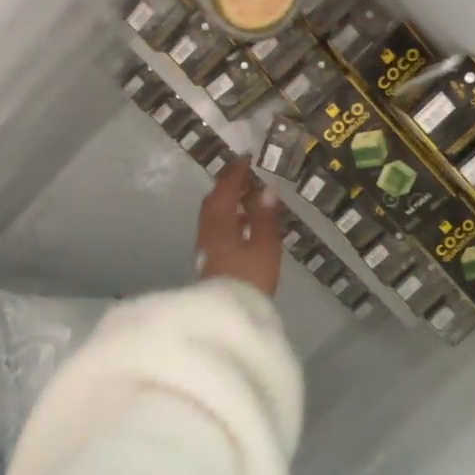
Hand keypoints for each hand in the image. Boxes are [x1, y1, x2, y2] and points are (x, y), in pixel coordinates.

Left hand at [197, 156, 282, 296]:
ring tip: (249, 200)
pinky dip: (229, 220)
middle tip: (247, 176)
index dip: (236, 172)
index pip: (225, 189)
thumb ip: (265, 218)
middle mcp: (208, 231)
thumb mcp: (264, 247)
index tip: (247, 158)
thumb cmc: (249, 278)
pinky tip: (243, 227)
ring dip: (228, 204)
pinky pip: (217, 230)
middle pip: (214, 201)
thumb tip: (267, 190)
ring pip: (214, 216)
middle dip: (229, 186)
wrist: (226, 316)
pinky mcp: (209, 262)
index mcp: (220, 223)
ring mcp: (206, 248)